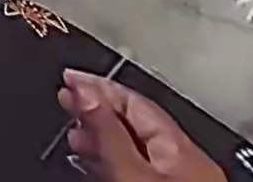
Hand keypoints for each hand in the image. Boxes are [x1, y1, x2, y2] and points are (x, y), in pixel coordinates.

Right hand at [58, 70, 225, 181]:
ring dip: (101, 137)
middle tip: (65, 101)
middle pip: (136, 122)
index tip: (68, 79)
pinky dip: (112, 162)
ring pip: (135, 149)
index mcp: (181, 149)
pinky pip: (138, 172)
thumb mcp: (130, 176)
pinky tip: (94, 165)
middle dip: (97, 110)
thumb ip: (107, 132)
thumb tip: (86, 92)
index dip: (98, 86)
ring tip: (74, 136)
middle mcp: (186, 164)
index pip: (134, 100)